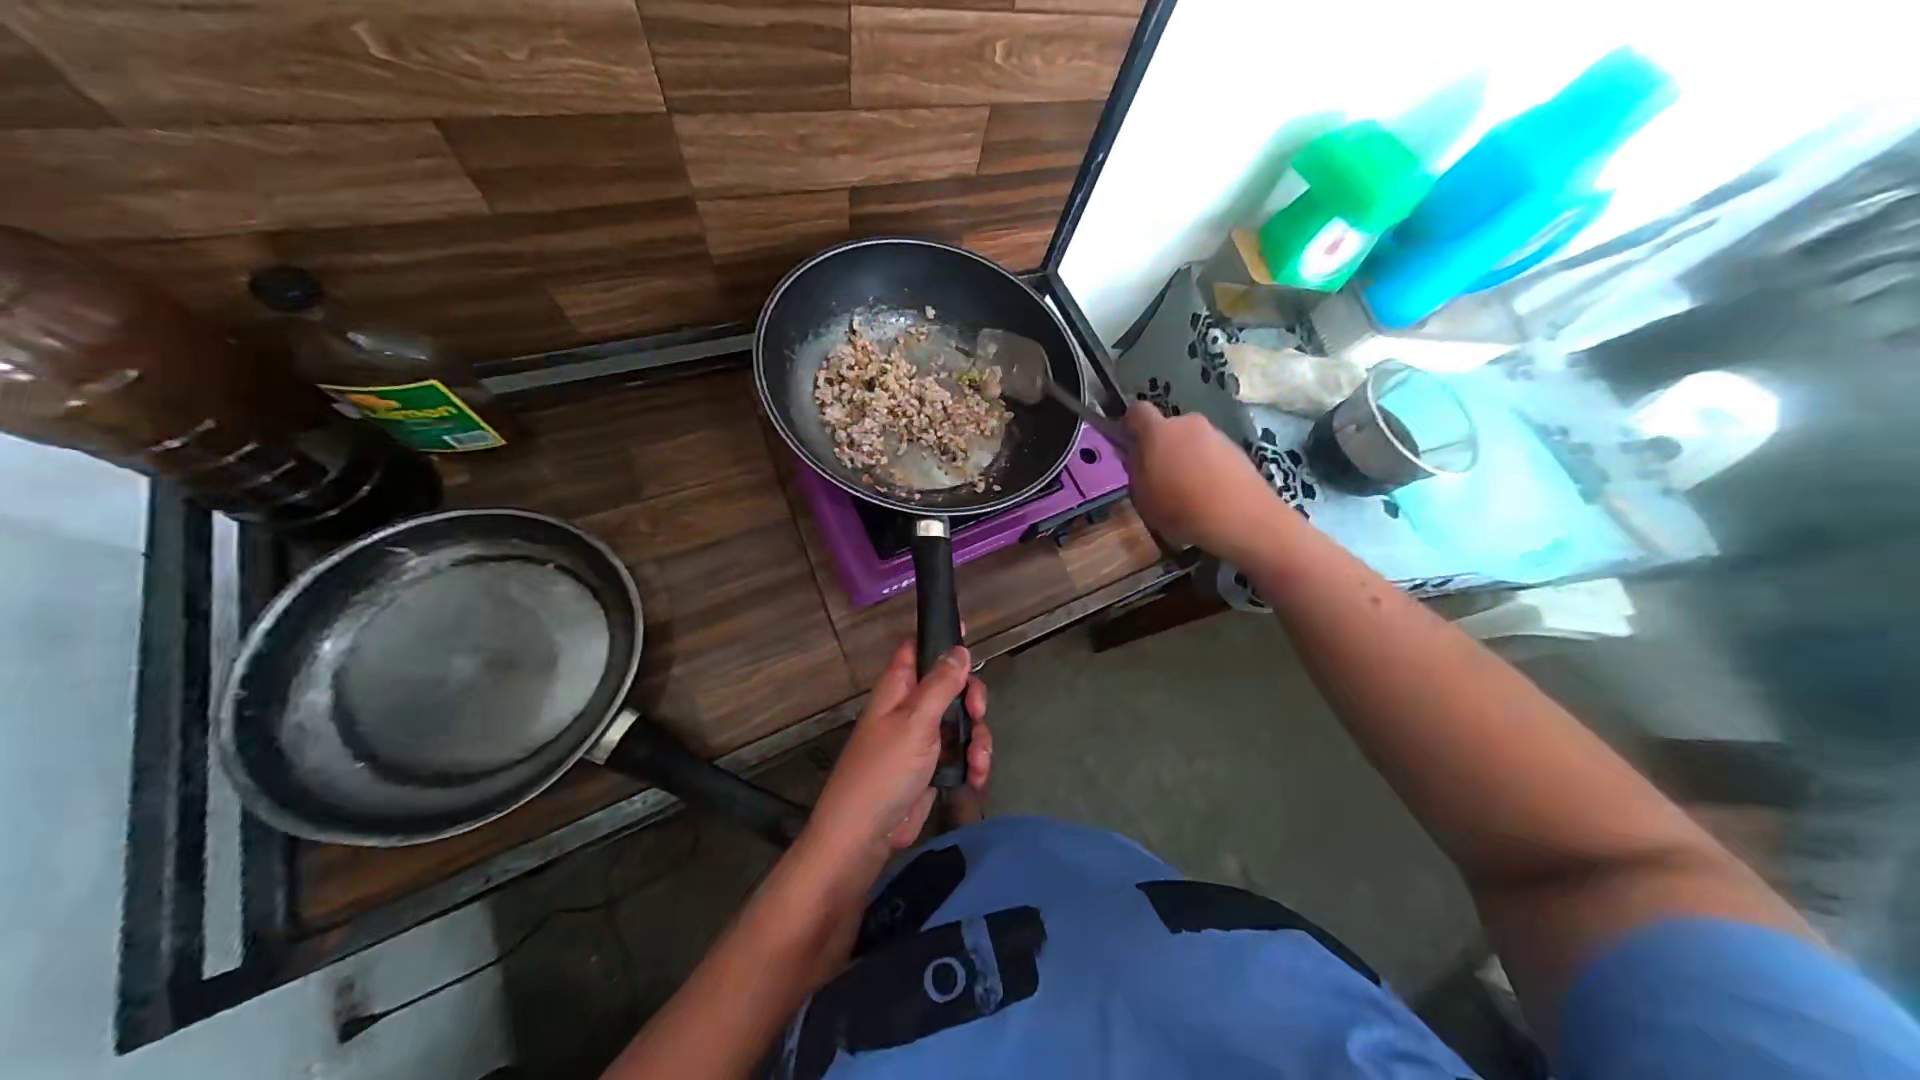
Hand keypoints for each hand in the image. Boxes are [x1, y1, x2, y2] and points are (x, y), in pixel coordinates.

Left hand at [805, 640, 989, 858]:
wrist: (866, 832)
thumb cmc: (884, 769)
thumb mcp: (915, 721)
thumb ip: (941, 684)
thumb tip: (959, 648)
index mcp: (899, 687)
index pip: (918, 649)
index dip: (941, 639)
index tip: (967, 634)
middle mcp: (911, 707)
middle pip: (952, 686)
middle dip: (972, 700)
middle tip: (977, 713)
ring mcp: (923, 738)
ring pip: (963, 722)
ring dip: (977, 739)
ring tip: (977, 761)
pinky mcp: (934, 766)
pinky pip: (962, 753)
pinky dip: (973, 762)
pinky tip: (975, 777)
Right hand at [1122, 401, 1293, 562]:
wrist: (1243, 518)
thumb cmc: (1180, 508)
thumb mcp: (1142, 497)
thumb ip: (1135, 470)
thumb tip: (1135, 454)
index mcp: (1158, 431)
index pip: (1137, 410)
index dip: (1130, 425)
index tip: (1129, 446)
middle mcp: (1188, 423)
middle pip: (1167, 428)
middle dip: (1161, 446)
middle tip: (1159, 476)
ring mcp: (1216, 434)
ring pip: (1191, 440)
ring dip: (1186, 457)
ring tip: (1188, 491)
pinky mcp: (1237, 449)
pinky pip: (1212, 453)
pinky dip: (1207, 467)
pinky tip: (1209, 494)